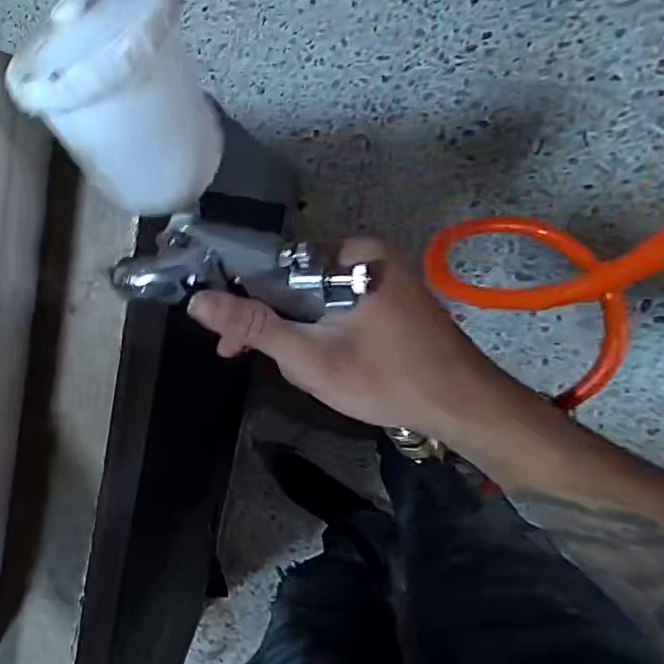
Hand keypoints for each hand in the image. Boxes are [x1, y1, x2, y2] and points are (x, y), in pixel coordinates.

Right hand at [186, 237, 540, 439]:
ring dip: (298, 334)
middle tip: (271, 363)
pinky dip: (321, 332)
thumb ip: (253, 326)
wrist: (466, 409)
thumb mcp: (310, 357)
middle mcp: (369, 254)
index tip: (229, 341)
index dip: (244, 303)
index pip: (273, 268)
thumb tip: (197, 301)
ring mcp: (383, 275)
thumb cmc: (388, 380)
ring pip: (312, 299)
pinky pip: (336, 306)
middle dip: (276, 326)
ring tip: (309, 370)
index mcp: (353, 254)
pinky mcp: (390, 297)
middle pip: (292, 284)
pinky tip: (327, 362)